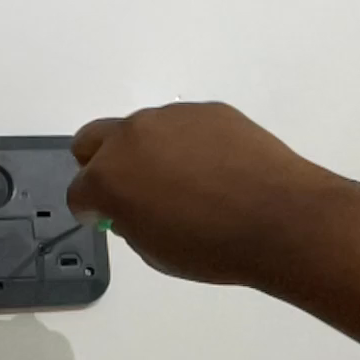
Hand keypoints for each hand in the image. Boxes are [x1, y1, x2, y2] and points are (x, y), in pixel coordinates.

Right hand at [66, 103, 342, 286]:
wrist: (280, 220)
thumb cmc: (208, 248)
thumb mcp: (151, 250)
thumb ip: (127, 221)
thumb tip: (131, 207)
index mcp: (107, 177)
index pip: (78, 192)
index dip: (90, 211)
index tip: (107, 220)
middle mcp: (129, 138)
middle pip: (90, 140)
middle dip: (98, 164)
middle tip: (127, 190)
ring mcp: (170, 117)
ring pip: (138, 129)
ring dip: (144, 151)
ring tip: (181, 181)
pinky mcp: (208, 110)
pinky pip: (181, 126)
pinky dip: (184, 144)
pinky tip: (212, 169)